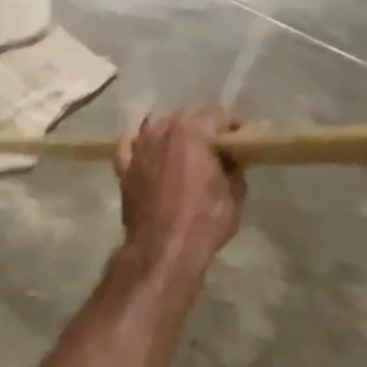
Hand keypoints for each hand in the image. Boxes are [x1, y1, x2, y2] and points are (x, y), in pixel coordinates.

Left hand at [113, 110, 247, 271]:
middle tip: (217, 148)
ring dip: (173, 133)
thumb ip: (234, 167)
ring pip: (158, 126)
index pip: (219, 117)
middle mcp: (162, 129)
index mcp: (193, 131)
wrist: (163, 248)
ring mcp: (139, 146)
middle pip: (187, 118)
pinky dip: (139, 142)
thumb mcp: (235, 193)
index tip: (243, 141)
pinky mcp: (124, 166)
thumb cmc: (204, 220)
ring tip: (186, 150)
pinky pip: (129, 144)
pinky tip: (148, 148)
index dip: (234, 128)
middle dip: (204, 128)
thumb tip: (230, 159)